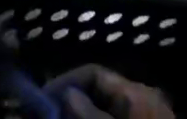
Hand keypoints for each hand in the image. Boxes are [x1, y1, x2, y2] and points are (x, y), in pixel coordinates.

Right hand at [45, 66, 174, 118]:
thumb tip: (67, 95)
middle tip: (51, 118)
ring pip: (108, 112)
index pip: (93, 73)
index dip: (66, 82)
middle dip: (74, 106)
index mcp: (134, 93)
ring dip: (86, 116)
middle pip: (100, 94)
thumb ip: (86, 115)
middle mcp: (143, 100)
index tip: (42, 101)